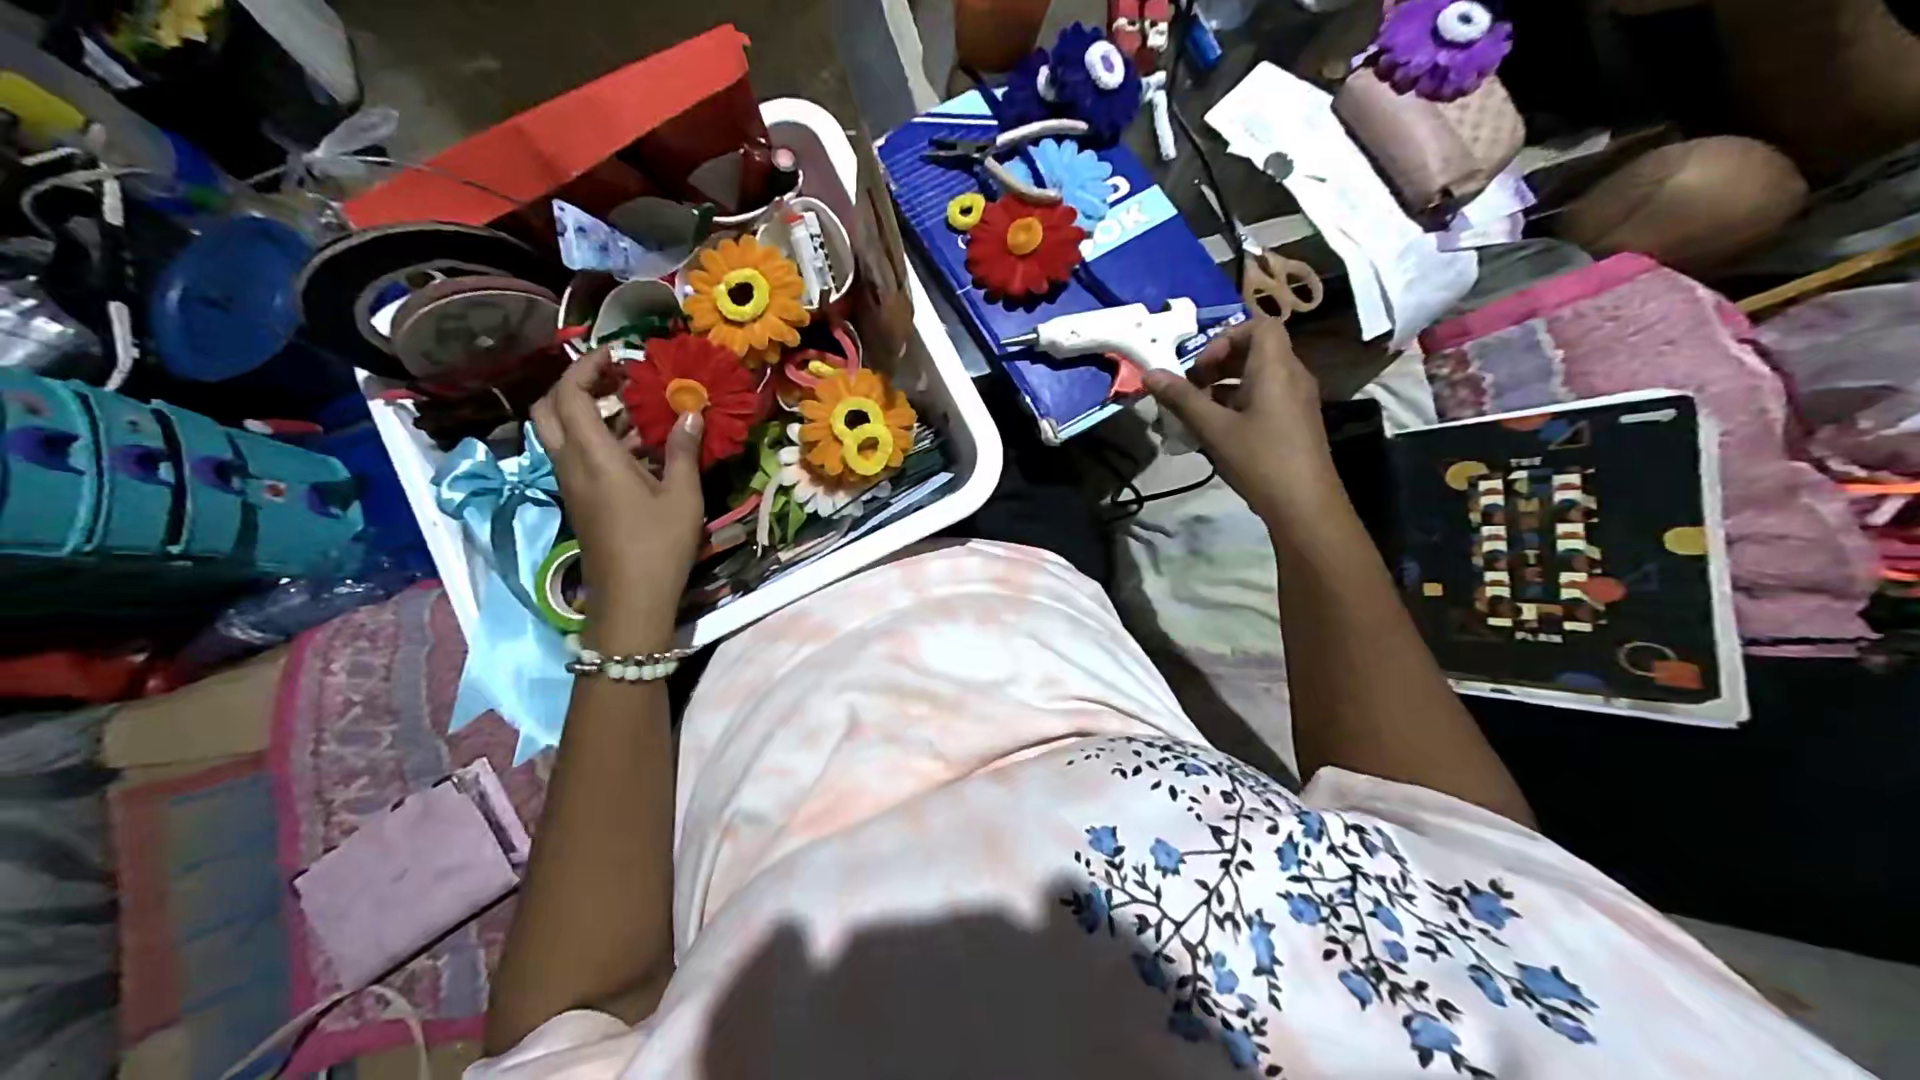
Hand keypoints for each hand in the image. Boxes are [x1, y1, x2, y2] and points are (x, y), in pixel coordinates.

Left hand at [530, 347, 703, 649]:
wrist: (631, 599)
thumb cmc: (659, 545)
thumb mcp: (683, 496)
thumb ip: (684, 451)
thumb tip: (692, 413)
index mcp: (593, 456)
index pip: (570, 394)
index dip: (587, 366)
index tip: (618, 355)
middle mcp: (570, 464)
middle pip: (548, 408)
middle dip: (575, 384)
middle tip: (614, 379)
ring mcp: (570, 484)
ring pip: (559, 432)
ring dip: (588, 411)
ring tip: (633, 408)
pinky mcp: (579, 500)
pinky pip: (574, 455)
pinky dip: (595, 438)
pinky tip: (637, 447)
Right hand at [1143, 319, 1339, 524]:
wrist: (1305, 505)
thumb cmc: (1259, 459)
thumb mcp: (1213, 428)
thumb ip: (1181, 398)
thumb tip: (1150, 374)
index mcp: (1276, 368)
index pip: (1259, 326)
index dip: (1225, 337)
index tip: (1201, 367)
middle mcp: (1292, 376)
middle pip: (1256, 350)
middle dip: (1218, 363)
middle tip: (1192, 389)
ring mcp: (1297, 400)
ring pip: (1258, 376)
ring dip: (1224, 386)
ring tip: (1197, 412)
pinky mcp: (1295, 422)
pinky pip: (1265, 396)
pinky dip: (1238, 402)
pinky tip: (1216, 430)